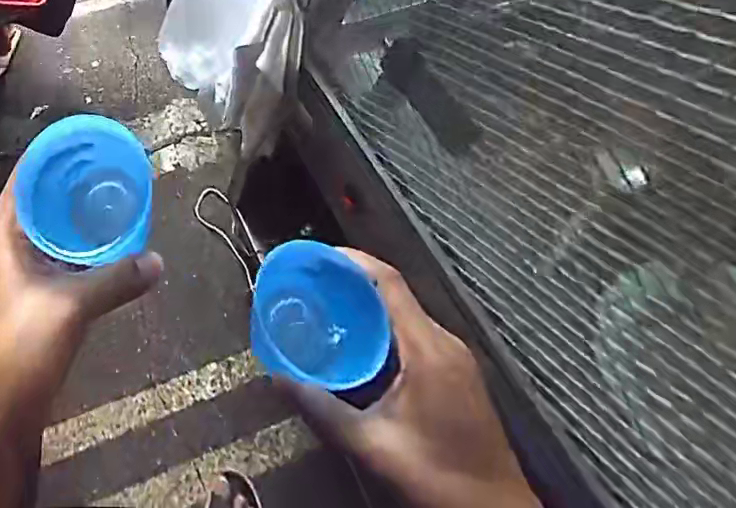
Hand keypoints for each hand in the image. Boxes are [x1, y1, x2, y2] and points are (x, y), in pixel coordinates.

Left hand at [0, 175, 163, 420]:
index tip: (84, 143)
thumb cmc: (18, 345)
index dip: (51, 157)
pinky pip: (46, 260)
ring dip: (68, 220)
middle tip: (105, 171)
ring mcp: (7, 275)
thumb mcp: (71, 306)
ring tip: (106, 204)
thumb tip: (156, 261)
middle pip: (34, 203)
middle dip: (66, 187)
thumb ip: (115, 279)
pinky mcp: (19, 302)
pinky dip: (68, 250)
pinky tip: (96, 253)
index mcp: (0, 233)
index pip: (23, 178)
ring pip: (40, 234)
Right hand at [274, 250, 537, 507]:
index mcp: (428, 350)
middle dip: (351, 279)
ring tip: (327, 302)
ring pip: (404, 309)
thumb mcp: (373, 445)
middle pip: (394, 291)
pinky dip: (382, 321)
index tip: (317, 256)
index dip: (353, 260)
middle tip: (312, 280)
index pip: (389, 282)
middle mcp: (445, 343)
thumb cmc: (440, 478)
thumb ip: (323, 409)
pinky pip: (413, 328)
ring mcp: (456, 357)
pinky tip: (357, 336)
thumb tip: (278, 378)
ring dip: (366, 300)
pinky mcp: (457, 370)